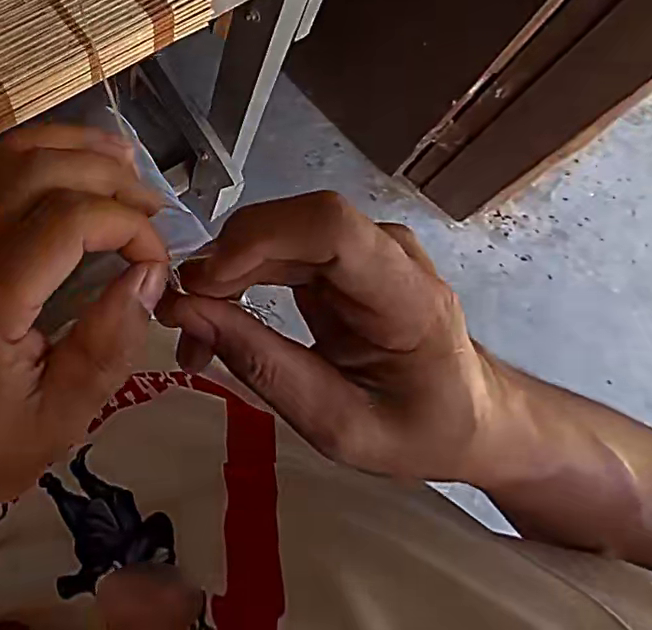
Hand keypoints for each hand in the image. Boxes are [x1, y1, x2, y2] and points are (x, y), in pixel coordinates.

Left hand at [0, 125, 171, 570]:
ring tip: (128, 165)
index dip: (126, 226)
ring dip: (79, 149)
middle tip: (155, 208)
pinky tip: (83, 162)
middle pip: (43, 170)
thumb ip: (107, 346)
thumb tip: (150, 275)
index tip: (157, 260)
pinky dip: (49, 150)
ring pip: (18, 153)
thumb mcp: (57, 422)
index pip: (68, 221)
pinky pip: (1, 167)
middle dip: (110, 178)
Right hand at [156, 191, 506, 483]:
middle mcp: (386, 249)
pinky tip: (217, 313)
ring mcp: (363, 243)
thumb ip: (263, 366)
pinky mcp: (340, 250)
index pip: (330, 227)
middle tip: (182, 319)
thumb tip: (185, 311)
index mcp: (407, 294)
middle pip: (291, 221)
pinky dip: (237, 275)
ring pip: (274, 229)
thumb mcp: (340, 426)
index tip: (203, 284)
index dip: (258, 239)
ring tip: (193, 329)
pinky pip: (276, 246)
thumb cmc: (419, 429)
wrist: (468, 413)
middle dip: (225, 261)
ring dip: (223, 271)